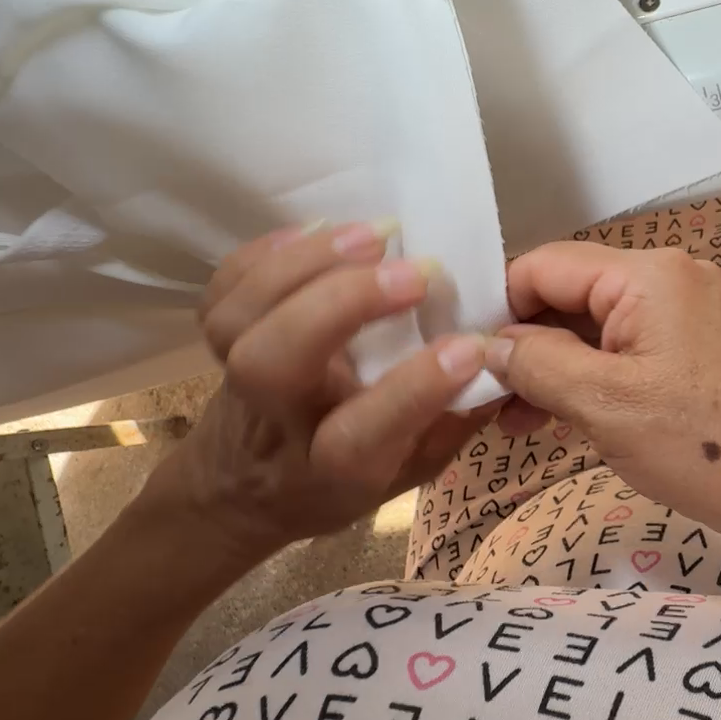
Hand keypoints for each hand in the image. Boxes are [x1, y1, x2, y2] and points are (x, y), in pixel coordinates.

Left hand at [138, 221, 493, 565]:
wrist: (240, 490)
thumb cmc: (341, 481)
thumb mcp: (412, 471)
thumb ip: (455, 420)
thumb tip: (503, 358)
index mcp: (332, 470)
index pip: (362, 433)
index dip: (414, 388)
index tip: (470, 346)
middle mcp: (278, 421)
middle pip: (275, 362)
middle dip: (342, 305)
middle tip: (415, 272)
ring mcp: (236, 380)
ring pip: (239, 319)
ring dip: (307, 264)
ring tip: (378, 233)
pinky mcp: (217, 344)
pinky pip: (221, 292)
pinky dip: (265, 254)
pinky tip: (321, 228)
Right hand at [485, 242, 720, 541]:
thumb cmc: (695, 446)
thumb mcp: (601, 403)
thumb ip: (535, 362)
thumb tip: (486, 343)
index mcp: (649, 275)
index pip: (548, 265)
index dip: (501, 304)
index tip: (465, 352)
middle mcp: (670, 276)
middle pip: (573, 292)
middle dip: (527, 341)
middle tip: (485, 395)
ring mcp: (687, 308)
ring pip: (597, 323)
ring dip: (555, 364)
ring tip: (514, 418)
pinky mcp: (694, 340)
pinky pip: (627, 343)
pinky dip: (592, 372)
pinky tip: (557, 412)